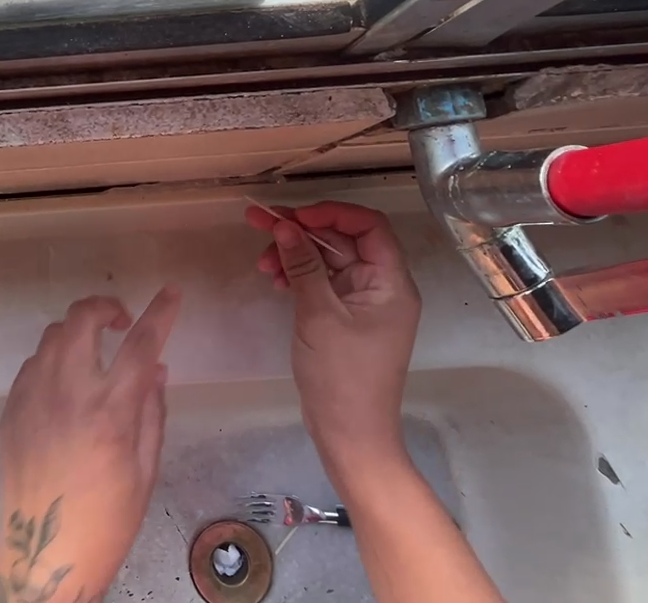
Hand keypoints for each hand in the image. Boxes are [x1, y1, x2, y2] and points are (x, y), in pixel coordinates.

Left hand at [0, 288, 181, 602]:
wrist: (43, 554)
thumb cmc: (106, 519)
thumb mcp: (144, 470)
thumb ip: (152, 411)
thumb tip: (155, 366)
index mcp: (110, 410)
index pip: (141, 343)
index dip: (160, 312)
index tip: (171, 292)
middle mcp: (68, 391)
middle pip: (83, 318)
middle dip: (105, 307)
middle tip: (120, 322)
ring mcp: (33, 395)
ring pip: (54, 335)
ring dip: (79, 333)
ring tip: (94, 356)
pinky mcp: (10, 407)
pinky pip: (33, 363)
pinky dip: (54, 360)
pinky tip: (64, 386)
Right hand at [248, 202, 419, 474]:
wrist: (349, 434)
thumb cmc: (342, 375)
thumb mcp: (319, 315)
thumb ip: (303, 266)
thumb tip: (284, 225)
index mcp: (390, 283)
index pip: (368, 226)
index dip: (331, 213)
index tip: (293, 216)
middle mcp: (380, 287)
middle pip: (342, 240)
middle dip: (301, 232)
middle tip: (257, 223)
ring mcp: (361, 302)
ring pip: (327, 260)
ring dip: (294, 254)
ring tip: (262, 264)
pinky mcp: (343, 316)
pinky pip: (321, 281)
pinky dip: (297, 275)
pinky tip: (275, 280)